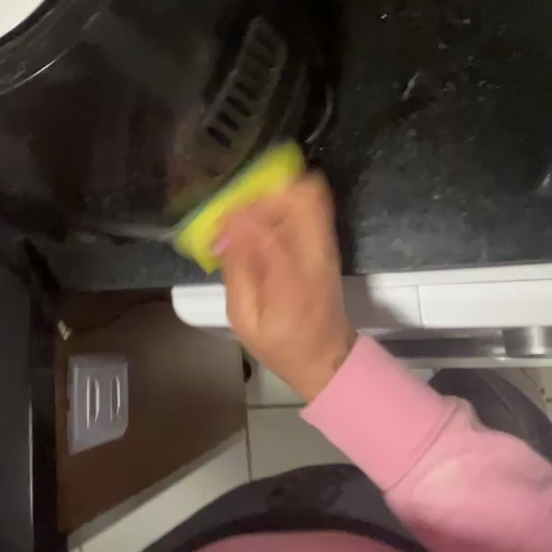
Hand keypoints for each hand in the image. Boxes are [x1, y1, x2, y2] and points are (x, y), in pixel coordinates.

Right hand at [218, 173, 356, 401]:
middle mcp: (316, 254)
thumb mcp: (245, 319)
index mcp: (291, 281)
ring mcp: (328, 246)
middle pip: (301, 196)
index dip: (240, 217)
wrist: (327, 357)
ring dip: (276, 197)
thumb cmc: (281, 345)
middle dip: (264, 196)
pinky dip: (287, 203)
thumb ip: (236, 271)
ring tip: (254, 218)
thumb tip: (228, 228)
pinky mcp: (330, 243)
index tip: (221, 224)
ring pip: (309, 194)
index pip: (268, 230)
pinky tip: (269, 223)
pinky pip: (313, 205)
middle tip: (242, 215)